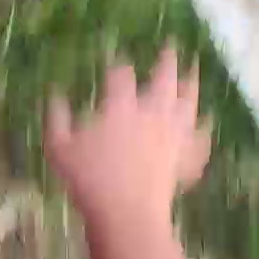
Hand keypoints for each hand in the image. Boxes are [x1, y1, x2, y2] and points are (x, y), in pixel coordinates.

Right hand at [45, 45, 210, 242]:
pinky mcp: (185, 157)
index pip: (121, 74)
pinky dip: (201, 128)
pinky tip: (203, 124)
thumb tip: (55, 94)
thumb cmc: (87, 177)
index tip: (114, 55)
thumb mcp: (58, 145)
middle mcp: (151, 114)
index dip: (117, 62)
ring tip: (194, 72)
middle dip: (167, 61)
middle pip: (165, 80)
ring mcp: (172, 135)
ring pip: (188, 103)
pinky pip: (198, 137)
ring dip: (191, 85)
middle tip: (172, 46)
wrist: (128, 212)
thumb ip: (58, 116)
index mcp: (119, 107)